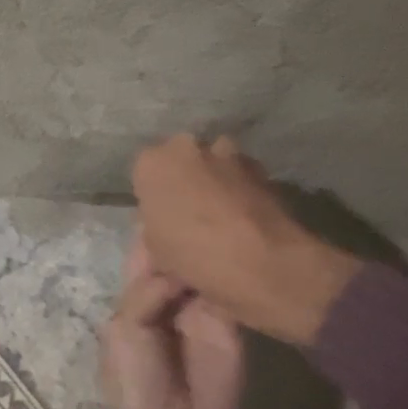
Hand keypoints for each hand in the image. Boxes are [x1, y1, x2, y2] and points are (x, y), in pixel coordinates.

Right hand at [131, 134, 360, 343]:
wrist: (264, 263)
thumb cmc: (194, 254)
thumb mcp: (155, 251)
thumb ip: (153, 226)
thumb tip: (160, 226)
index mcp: (152, 162)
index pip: (143, 175)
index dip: (152, 199)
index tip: (160, 222)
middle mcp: (187, 146)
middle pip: (179, 164)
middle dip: (183, 185)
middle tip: (189, 221)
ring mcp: (228, 153)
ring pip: (212, 168)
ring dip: (213, 187)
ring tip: (221, 224)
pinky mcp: (261, 167)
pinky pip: (239, 180)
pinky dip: (239, 194)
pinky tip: (244, 224)